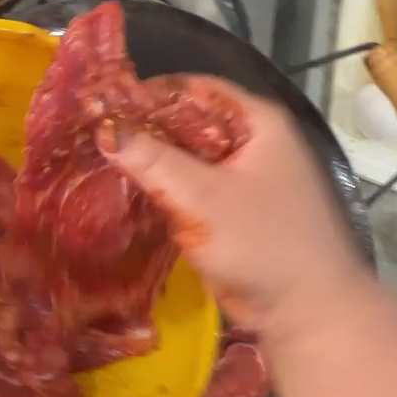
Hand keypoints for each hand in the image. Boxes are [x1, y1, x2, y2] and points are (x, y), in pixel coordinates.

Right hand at [103, 76, 370, 334]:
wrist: (303, 306)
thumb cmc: (261, 242)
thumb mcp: (203, 198)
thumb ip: (154, 161)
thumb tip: (104, 129)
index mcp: (256, 122)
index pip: (194, 89)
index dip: (148, 94)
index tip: (103, 105)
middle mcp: (249, 143)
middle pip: (187, 123)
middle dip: (143, 130)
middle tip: (94, 137)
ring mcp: (239, 179)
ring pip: (185, 160)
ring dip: (150, 163)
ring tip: (99, 163)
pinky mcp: (228, 212)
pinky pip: (188, 190)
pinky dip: (161, 190)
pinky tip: (126, 195)